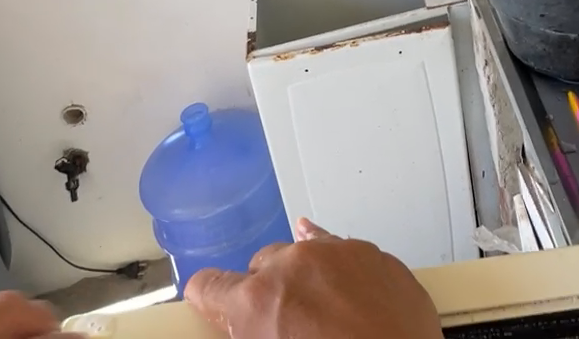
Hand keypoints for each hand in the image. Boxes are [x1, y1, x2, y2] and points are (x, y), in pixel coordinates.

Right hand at [185, 219, 441, 338]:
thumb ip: (254, 332)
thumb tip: (253, 326)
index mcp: (257, 300)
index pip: (210, 285)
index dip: (206, 296)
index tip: (205, 298)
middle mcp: (294, 265)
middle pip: (261, 264)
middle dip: (262, 288)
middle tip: (275, 322)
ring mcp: (337, 252)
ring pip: (303, 250)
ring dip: (301, 274)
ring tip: (310, 305)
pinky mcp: (372, 253)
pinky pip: (342, 248)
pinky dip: (335, 264)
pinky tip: (334, 277)